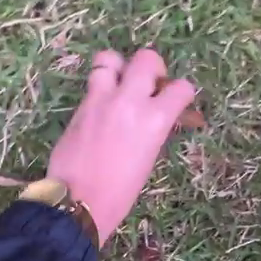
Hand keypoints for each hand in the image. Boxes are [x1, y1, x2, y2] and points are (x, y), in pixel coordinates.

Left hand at [45, 48, 196, 244]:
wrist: (78, 201)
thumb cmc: (119, 193)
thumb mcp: (147, 160)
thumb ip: (153, 130)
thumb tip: (157, 118)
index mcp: (155, 120)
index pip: (180, 88)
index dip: (182, 94)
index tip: (177, 102)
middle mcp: (130, 101)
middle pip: (146, 59)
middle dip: (153, 68)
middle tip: (149, 85)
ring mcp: (101, 100)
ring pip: (110, 59)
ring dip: (118, 68)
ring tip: (119, 85)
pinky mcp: (80, 107)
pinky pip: (93, 83)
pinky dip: (101, 88)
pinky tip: (102, 106)